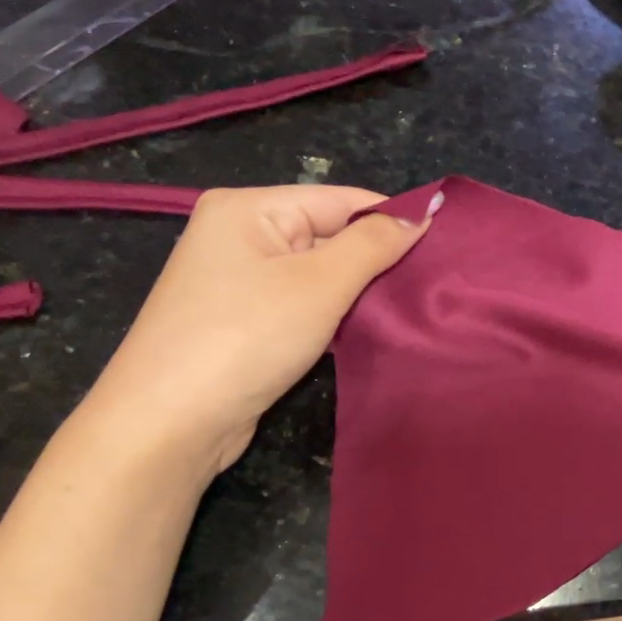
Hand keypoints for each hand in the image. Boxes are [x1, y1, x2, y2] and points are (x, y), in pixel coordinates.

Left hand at [78, 185, 433, 476]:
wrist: (172, 420)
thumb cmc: (246, 337)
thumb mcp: (320, 284)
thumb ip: (375, 244)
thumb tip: (424, 214)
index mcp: (249, 208)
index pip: (343, 200)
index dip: (396, 222)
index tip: (449, 251)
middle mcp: (241, 233)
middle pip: (333, 234)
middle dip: (381, 260)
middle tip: (435, 285)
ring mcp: (241, 278)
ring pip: (323, 272)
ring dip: (363, 291)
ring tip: (412, 308)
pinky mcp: (246, 319)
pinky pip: (306, 301)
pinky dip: (339, 314)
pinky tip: (369, 330)